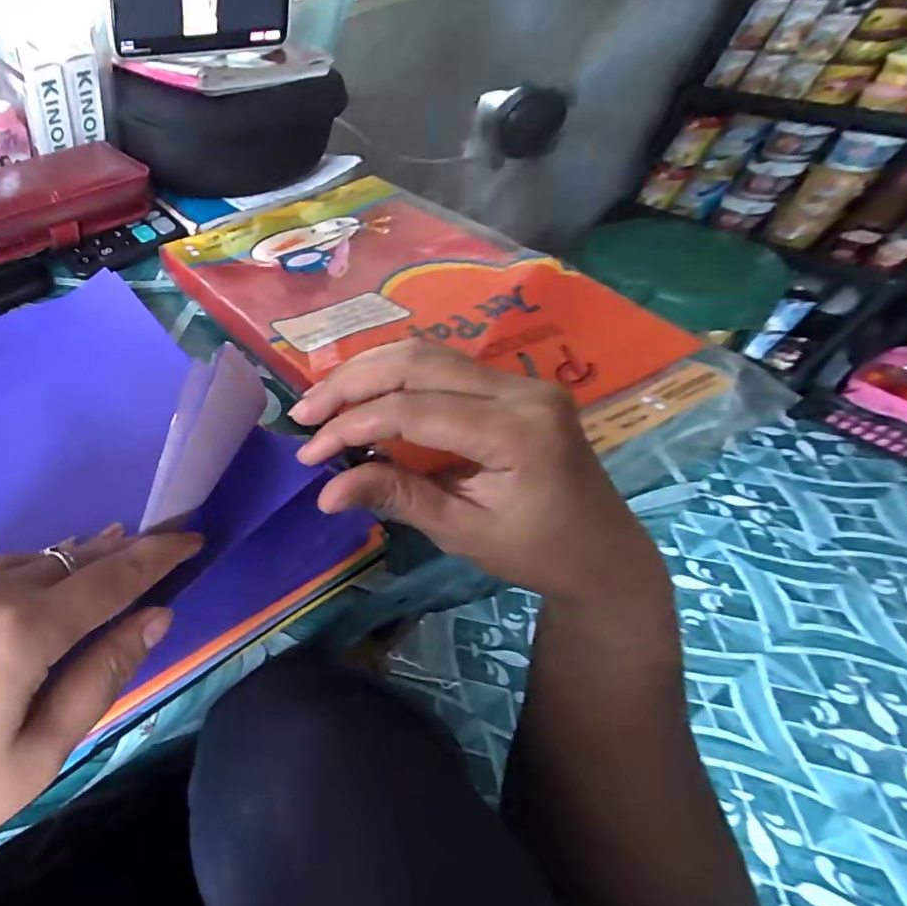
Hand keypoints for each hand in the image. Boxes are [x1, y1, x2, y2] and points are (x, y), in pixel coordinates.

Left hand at [0, 527, 203, 905]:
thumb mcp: (37, 753)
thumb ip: (97, 677)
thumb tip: (152, 621)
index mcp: (20, 626)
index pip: (107, 580)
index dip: (156, 559)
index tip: (193, 538)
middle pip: (71, 561)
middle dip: (121, 553)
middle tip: (166, 546)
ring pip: (34, 563)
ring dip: (78, 562)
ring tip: (119, 561)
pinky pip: (2, 575)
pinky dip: (39, 575)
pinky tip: (52, 590)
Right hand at [289, 340, 666, 610]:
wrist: (604, 552)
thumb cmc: (535, 551)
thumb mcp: (460, 530)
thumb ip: (394, 497)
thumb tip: (324, 493)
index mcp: (516, 432)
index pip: (410, 411)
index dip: (349, 427)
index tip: (309, 456)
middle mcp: (519, 391)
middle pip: (413, 363)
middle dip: (347, 385)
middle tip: (302, 414)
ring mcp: (517, 381)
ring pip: (421, 353)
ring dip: (362, 372)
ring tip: (319, 400)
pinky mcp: (508, 384)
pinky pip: (436, 364)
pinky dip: (387, 374)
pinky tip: (357, 391)